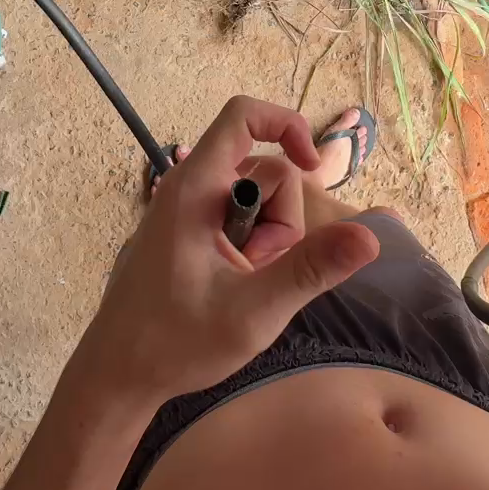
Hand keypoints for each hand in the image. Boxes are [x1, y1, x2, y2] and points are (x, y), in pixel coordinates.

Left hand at [77, 96, 380, 406]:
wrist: (118, 374)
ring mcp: (190, 206)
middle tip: (260, 271)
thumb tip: (370, 236)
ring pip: (258, 196)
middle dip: (282, 218)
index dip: (286, 125)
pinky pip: (241, 215)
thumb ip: (312, 268)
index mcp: (197, 187)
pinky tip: (238, 281)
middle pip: (266, 169)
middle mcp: (191, 185)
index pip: (243, 115)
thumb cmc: (177, 342)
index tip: (314, 166)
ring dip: (269, 236)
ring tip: (245, 282)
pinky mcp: (191, 227)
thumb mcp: (255, 310)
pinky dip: (254, 243)